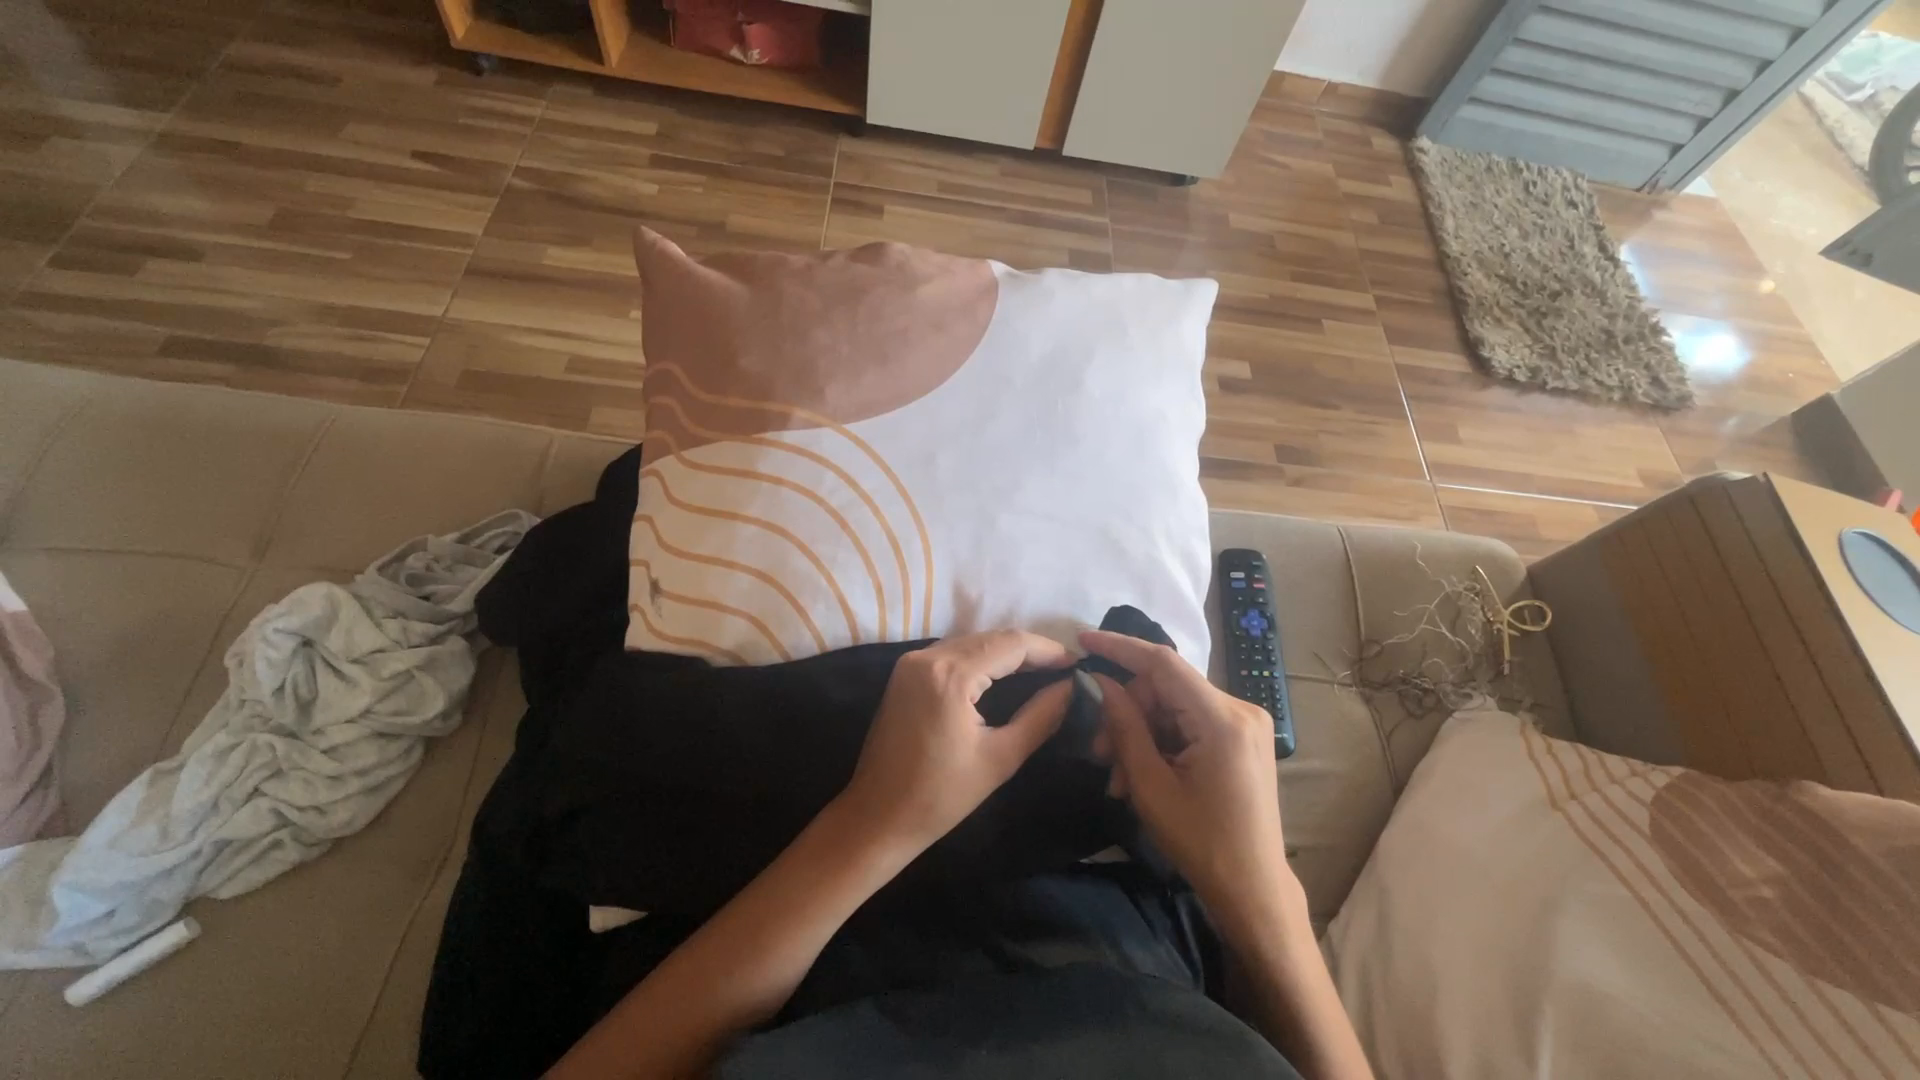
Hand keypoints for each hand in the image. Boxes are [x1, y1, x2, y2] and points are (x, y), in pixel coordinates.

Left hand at [838, 630, 1074, 850]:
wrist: (877, 817)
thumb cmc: (940, 796)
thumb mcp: (1000, 757)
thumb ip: (1041, 717)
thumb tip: (1071, 688)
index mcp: (950, 675)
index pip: (1010, 644)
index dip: (1048, 649)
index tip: (1078, 663)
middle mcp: (927, 657)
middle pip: (991, 637)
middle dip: (1029, 649)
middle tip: (1065, 668)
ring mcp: (911, 663)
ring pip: (971, 641)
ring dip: (1006, 651)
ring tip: (1042, 670)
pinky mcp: (904, 674)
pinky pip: (952, 653)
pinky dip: (981, 658)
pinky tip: (1004, 674)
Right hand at [1082, 629, 1294, 936]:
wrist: (1253, 889)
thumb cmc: (1200, 842)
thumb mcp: (1150, 785)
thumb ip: (1124, 726)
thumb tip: (1100, 682)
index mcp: (1223, 719)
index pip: (1163, 663)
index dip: (1120, 647)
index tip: (1083, 639)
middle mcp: (1241, 709)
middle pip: (1166, 687)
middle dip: (1127, 712)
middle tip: (1098, 753)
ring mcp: (1246, 723)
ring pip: (1174, 706)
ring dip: (1141, 733)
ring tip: (1117, 777)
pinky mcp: (1242, 739)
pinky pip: (1190, 722)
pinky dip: (1162, 741)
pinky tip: (1142, 774)